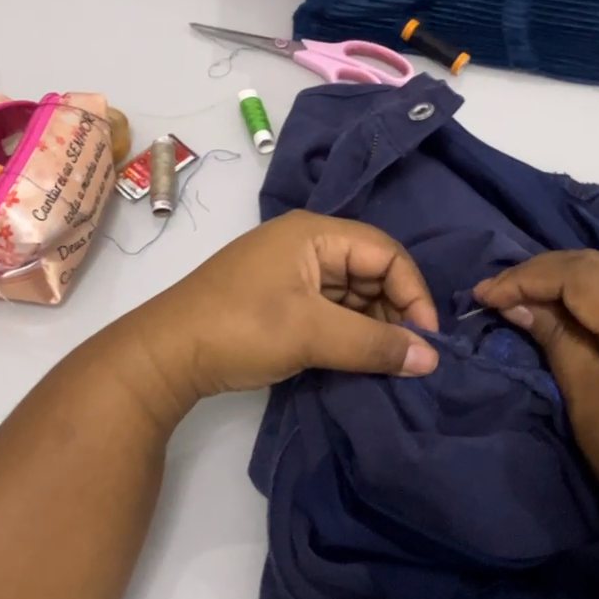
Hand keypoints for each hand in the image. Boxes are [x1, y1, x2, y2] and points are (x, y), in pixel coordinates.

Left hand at [109, 212, 440, 421]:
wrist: (166, 354)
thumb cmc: (241, 328)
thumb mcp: (312, 334)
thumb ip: (375, 344)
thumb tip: (432, 359)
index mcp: (315, 233)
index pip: (386, 253)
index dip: (413, 293)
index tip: (425, 340)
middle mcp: (307, 245)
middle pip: (371, 272)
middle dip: (394, 312)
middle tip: (408, 358)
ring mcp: (292, 273)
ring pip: (353, 294)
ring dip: (373, 327)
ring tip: (386, 365)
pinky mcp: (281, 301)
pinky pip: (331, 310)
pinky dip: (349, 334)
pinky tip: (359, 361)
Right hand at [472, 251, 598, 531]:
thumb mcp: (590, 406)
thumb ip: (557, 342)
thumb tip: (518, 304)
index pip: (582, 277)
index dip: (527, 278)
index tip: (484, 296)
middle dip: (543, 271)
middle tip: (497, 293)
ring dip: (567, 277)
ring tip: (524, 296)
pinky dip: (595, 290)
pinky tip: (569, 306)